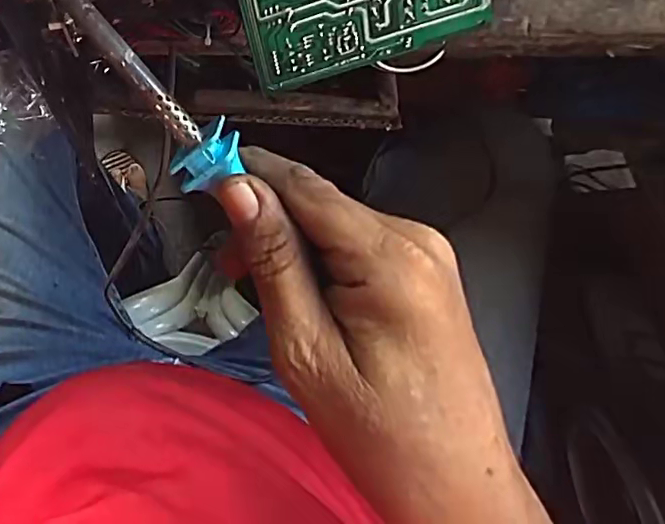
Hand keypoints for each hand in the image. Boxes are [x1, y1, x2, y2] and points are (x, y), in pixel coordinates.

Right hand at [215, 147, 547, 523]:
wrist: (460, 492)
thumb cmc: (384, 440)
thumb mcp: (307, 350)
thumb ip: (273, 259)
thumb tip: (240, 190)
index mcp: (392, 256)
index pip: (304, 185)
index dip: (249, 171)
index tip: (204, 174)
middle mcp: (416, 237)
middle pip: (319, 201)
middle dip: (266, 218)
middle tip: (227, 261)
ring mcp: (426, 250)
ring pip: (333, 219)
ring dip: (289, 240)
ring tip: (258, 283)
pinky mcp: (423, 266)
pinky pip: (355, 240)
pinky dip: (319, 255)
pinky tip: (301, 289)